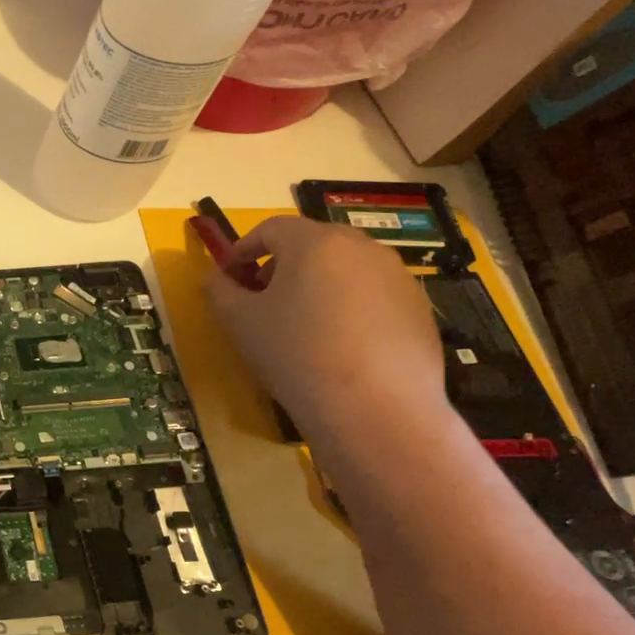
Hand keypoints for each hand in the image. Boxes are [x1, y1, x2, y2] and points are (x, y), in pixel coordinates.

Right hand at [203, 216, 445, 436]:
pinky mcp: (419, 307)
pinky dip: (349, 306)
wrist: (373, 406)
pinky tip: (338, 344)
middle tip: (263, 298)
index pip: (271, 228)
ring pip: (345, 268)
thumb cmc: (294, 353)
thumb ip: (219, 290)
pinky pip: (372, 293)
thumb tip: (216, 277)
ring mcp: (397, 276)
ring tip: (302, 323)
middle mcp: (362, 248)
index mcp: (314, 243)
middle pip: (312, 243)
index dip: (243, 248)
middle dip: (281, 264)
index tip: (229, 275)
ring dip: (317, 284)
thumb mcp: (238, 321)